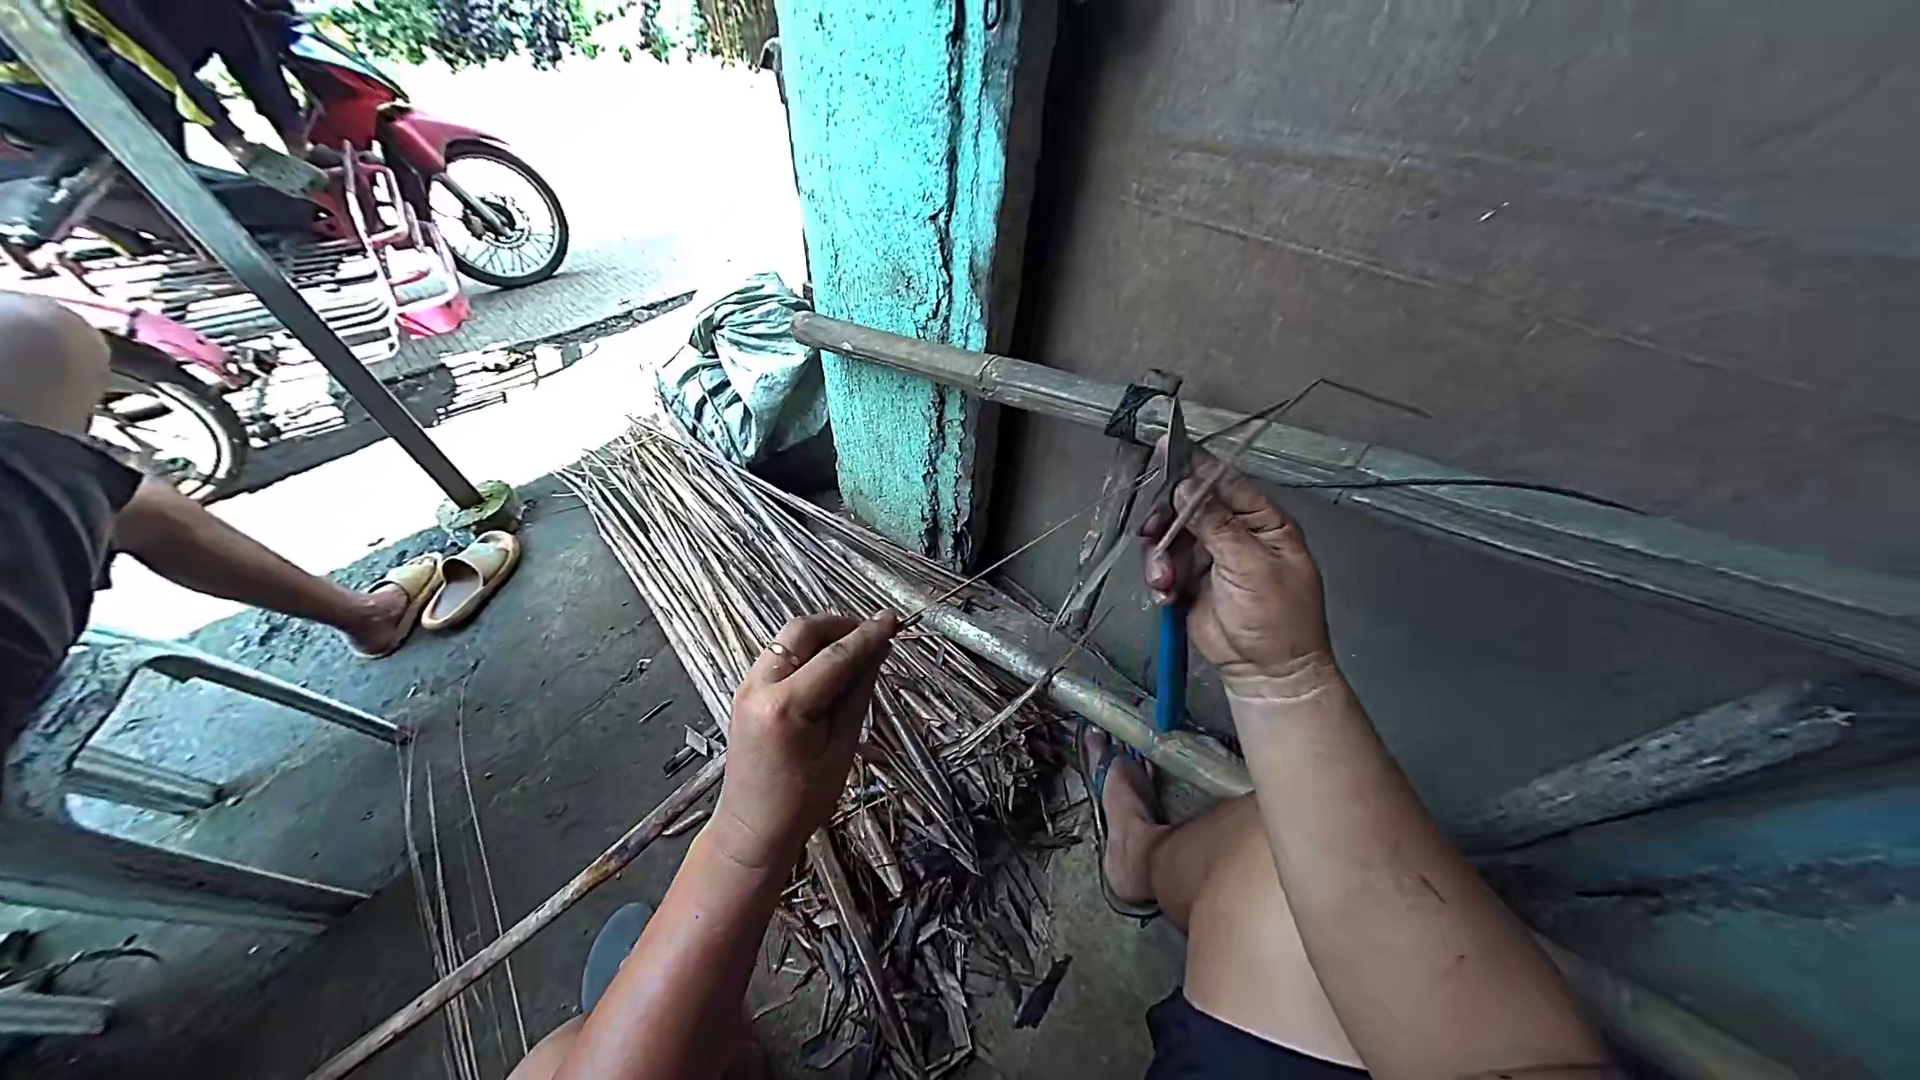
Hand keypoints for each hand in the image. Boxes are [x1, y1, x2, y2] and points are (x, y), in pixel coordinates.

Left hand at [711, 612, 897, 870]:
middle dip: (839, 625)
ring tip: (853, 649)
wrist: (752, 828)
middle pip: (802, 631)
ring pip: (788, 638)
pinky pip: (779, 654)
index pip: (835, 656)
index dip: (868, 635)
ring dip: (822, 635)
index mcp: (785, 706)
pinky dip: (806, 650)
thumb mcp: (841, 747)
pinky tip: (828, 666)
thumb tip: (879, 651)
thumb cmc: (803, 800)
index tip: (892, 620)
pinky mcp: (746, 690)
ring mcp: (747, 686)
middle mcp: (759, 686)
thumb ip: (858, 693)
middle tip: (870, 634)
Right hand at [1141, 451, 1334, 685]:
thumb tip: (1187, 488)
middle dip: (1167, 522)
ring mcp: (1208, 558)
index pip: (1224, 484)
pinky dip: (1159, 580)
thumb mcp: (1250, 564)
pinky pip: (1162, 568)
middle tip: (1155, 533)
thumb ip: (1216, 524)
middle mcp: (1232, 534)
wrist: (1265, 671)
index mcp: (1261, 523)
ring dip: (1160, 559)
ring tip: (1165, 580)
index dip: (1195, 468)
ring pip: (1168, 540)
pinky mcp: (1189, 582)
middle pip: (1186, 509)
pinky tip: (1167, 595)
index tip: (1167, 452)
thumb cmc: (1278, 619)